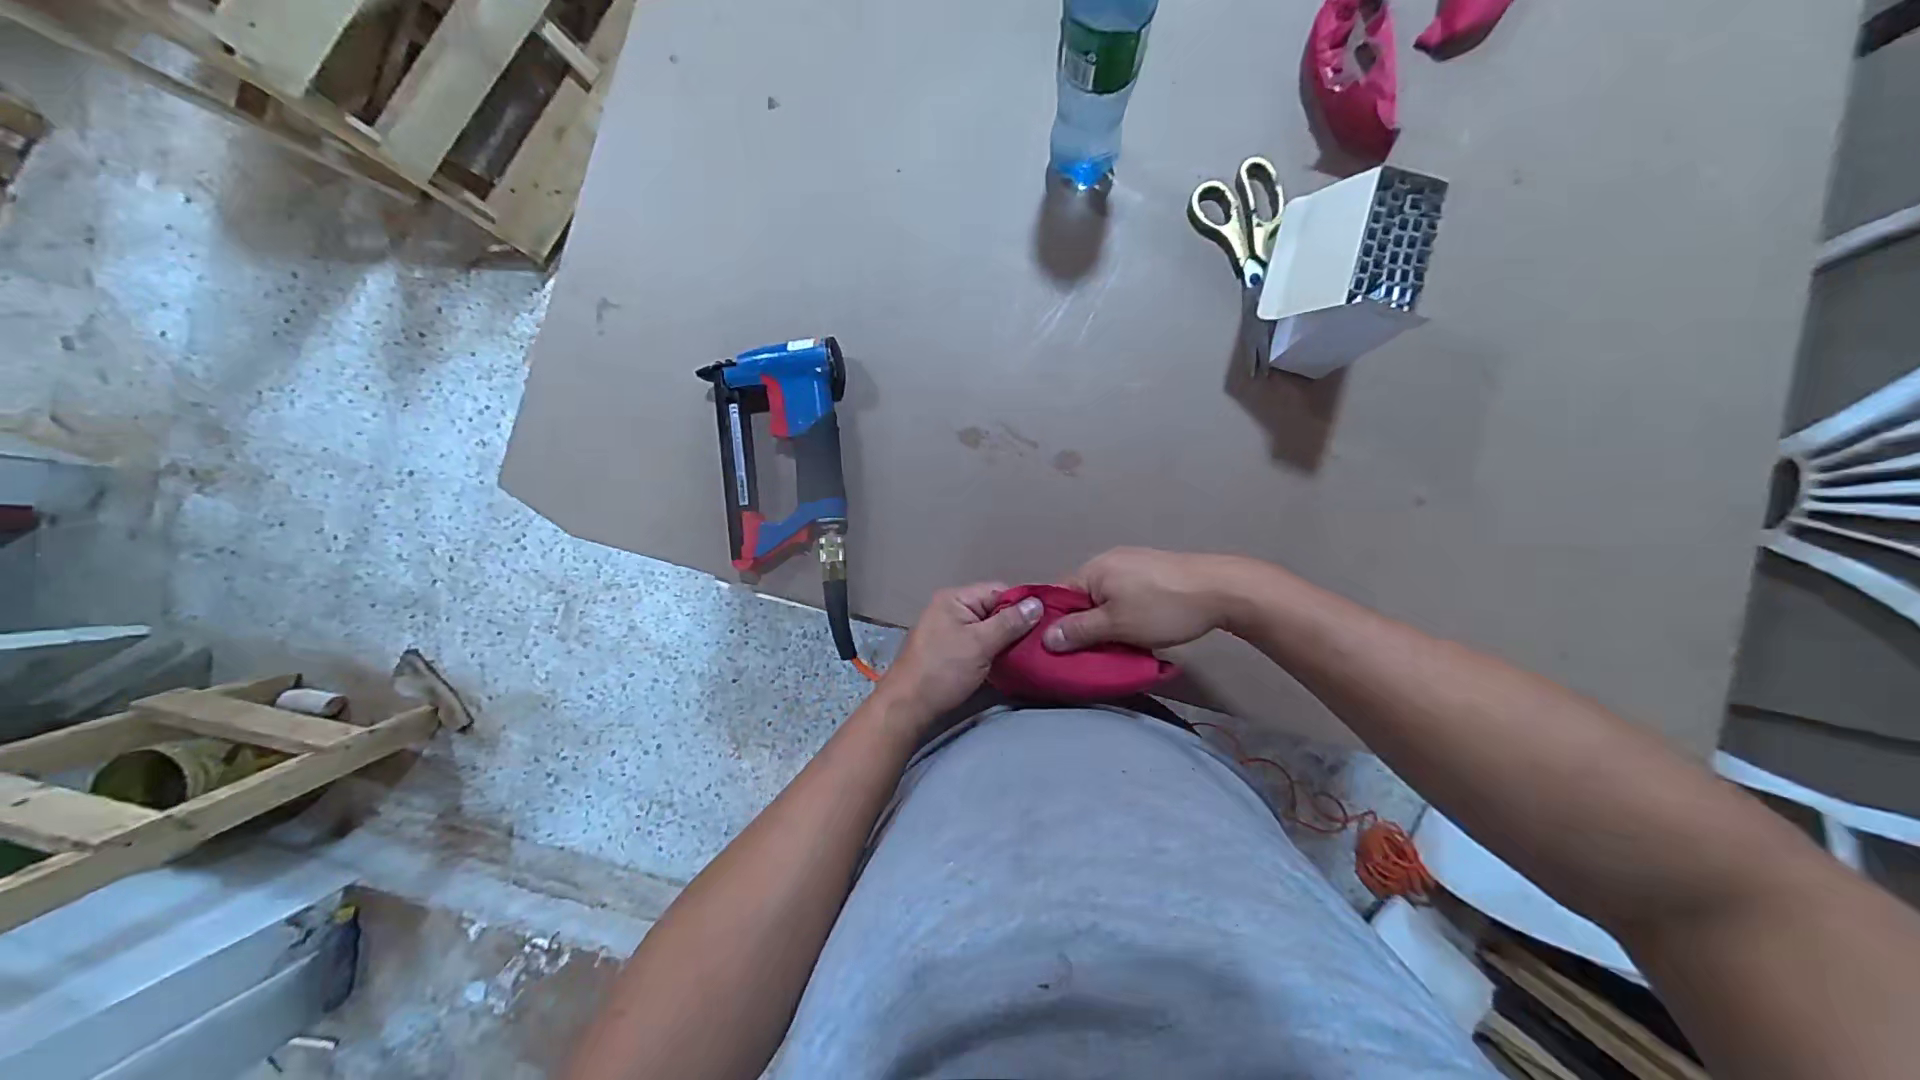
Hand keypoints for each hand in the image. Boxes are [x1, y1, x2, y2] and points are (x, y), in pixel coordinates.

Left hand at [876, 583, 1043, 719]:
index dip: (1023, 604)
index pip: (999, 591)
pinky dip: (994, 651)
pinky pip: (980, 643)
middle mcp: (952, 609)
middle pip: (995, 609)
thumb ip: (1009, 623)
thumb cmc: (943, 670)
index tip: (1047, 621)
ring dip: (1007, 640)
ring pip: (989, 629)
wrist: (908, 706)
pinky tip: (1012, 661)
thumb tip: (1037, 603)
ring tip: (1032, 651)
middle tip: (1042, 640)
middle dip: (1017, 624)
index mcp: (956, 598)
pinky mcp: (952, 651)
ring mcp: (950, 630)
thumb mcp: (980, 644)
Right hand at [1043, 547, 1248, 652]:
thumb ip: (1079, 631)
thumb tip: (1046, 637)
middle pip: (1082, 597)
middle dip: (1082, 625)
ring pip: (1105, 598)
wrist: (1222, 590)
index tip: (1055, 649)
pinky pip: (1125, 595)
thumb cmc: (1163, 608)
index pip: (1057, 596)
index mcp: (1093, 569)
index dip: (1053, 623)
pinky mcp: (1154, 571)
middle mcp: (1108, 560)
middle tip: (1086, 653)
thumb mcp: (1116, 626)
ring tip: (1114, 645)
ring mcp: (1133, 563)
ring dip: (1106, 622)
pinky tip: (1136, 630)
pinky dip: (1125, 613)